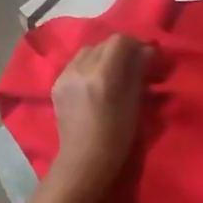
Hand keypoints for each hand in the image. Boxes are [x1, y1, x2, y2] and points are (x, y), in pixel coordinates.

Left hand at [50, 35, 149, 193]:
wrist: (83, 160)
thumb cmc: (116, 137)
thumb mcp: (133, 105)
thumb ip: (138, 73)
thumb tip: (146, 50)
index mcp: (102, 75)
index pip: (118, 41)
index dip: (135, 43)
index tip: (146, 53)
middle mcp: (80, 69)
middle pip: (102, 44)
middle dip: (119, 49)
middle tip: (132, 63)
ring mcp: (65, 75)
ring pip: (86, 51)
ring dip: (102, 55)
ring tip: (112, 71)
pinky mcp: (56, 83)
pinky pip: (74, 64)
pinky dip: (87, 65)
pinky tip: (94, 80)